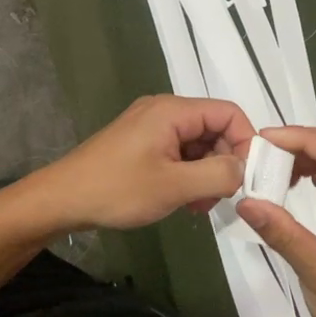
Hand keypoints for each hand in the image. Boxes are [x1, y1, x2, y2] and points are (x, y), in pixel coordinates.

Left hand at [31, 95, 252, 231]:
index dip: (247, 143)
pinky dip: (189, 175)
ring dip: (207, 174)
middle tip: (221, 199)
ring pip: (198, 145)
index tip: (250, 179)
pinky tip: (184, 202)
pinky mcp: (141, 144)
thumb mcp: (175, 186)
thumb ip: (218, 175)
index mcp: (171, 110)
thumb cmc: (118, 189)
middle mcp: (163, 111)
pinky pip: (179, 153)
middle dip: (225, 163)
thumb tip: (246, 168)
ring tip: (198, 206)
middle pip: (215, 128)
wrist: (64, 198)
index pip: (229, 113)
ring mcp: (150, 127)